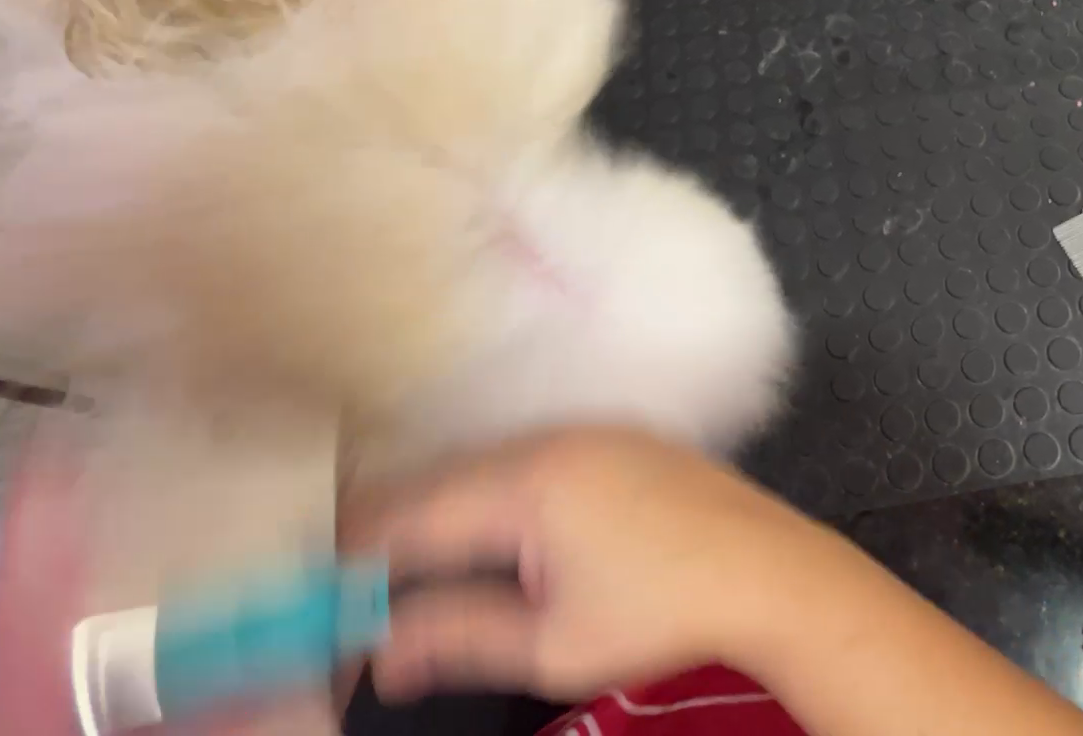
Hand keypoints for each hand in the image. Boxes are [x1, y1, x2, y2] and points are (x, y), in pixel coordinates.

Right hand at [338, 427, 858, 702]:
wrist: (769, 570)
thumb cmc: (662, 613)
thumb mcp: (551, 643)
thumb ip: (458, 636)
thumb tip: (376, 653)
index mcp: (530, 483)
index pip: (411, 513)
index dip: (352, 553)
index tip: (313, 591)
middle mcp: (557, 438)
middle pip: (447, 479)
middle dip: (395, 530)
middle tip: (354, 584)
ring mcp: (596, 430)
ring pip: (491, 464)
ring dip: (448, 508)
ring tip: (414, 565)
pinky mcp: (624, 437)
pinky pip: (537, 455)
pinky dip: (500, 490)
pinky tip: (496, 530)